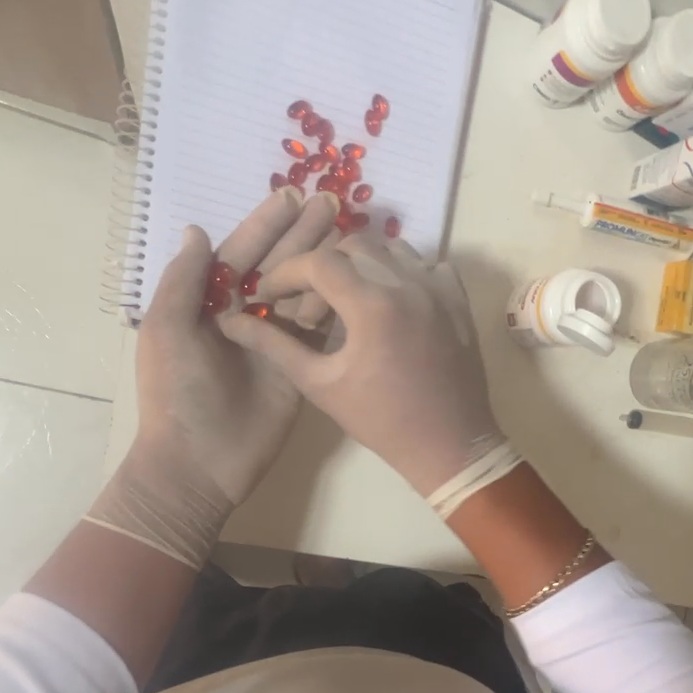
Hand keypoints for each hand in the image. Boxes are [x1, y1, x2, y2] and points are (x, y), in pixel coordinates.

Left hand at [85, 187, 340, 566]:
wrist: (201, 463)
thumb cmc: (177, 395)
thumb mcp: (167, 331)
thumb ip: (183, 281)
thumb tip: (197, 230)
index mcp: (207, 302)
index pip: (240, 252)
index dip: (266, 225)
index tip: (293, 196)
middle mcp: (243, 315)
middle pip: (276, 266)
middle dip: (303, 235)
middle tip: (333, 204)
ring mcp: (275, 342)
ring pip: (301, 293)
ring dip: (324, 264)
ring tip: (352, 235)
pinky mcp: (300, 368)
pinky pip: (317, 331)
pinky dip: (334, 306)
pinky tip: (356, 283)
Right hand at [218, 236, 509, 504]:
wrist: (449, 445)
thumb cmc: (383, 422)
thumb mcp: (322, 386)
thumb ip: (277, 347)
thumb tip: (232, 322)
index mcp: (373, 306)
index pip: (318, 263)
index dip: (286, 274)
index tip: (271, 295)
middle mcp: (409, 285)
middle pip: (353, 247)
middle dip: (323, 270)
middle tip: (311, 309)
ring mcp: (439, 290)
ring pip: (392, 250)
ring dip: (362, 267)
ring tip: (350, 305)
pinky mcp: (459, 301)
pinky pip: (427, 266)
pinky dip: (403, 274)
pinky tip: (391, 305)